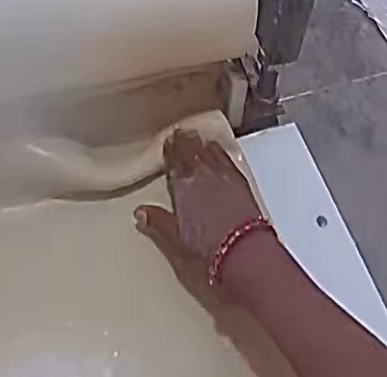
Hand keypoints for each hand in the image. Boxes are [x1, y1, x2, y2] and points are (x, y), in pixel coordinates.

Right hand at [135, 129, 266, 288]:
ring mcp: (221, 174)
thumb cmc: (210, 251)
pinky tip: (215, 146)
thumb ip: (159, 223)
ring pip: (206, 149)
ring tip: (193, 135)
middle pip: (189, 151)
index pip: (173, 161)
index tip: (167, 144)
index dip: (169, 151)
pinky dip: (217, 148)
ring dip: (198, 142)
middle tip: (178, 134)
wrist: (244, 252)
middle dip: (182, 141)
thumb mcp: (177, 242)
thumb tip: (141, 213)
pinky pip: (224, 155)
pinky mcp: (238, 178)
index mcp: (183, 187)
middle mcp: (201, 175)